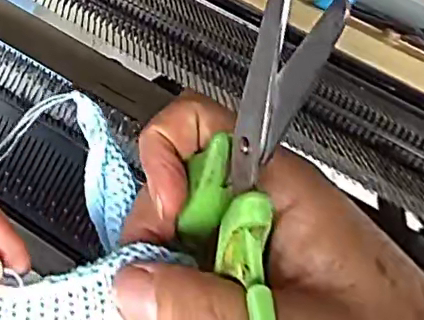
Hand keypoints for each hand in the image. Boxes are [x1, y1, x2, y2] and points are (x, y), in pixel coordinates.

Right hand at [116, 94, 423, 319]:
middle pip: (174, 190)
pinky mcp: (248, 280)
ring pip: (179, 240)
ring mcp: (249, 241)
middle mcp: (256, 202)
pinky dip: (190, 302)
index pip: (195, 124)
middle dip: (159, 240)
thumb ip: (208, 302)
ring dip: (174, 283)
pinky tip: (205, 316)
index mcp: (273, 180)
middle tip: (163, 296)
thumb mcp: (291, 318)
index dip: (165, 156)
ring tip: (197, 314)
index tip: (164, 213)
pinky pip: (198, 276)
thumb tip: (133, 284)